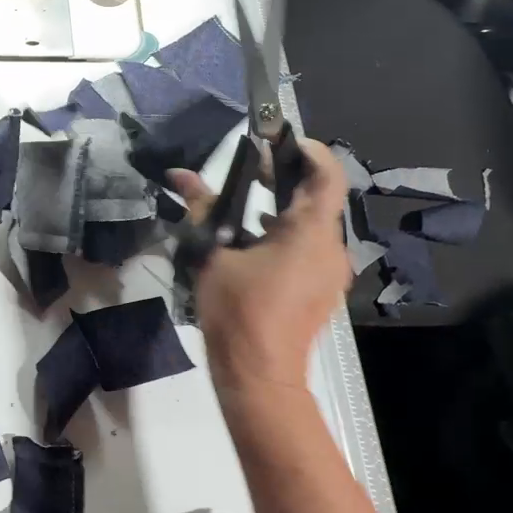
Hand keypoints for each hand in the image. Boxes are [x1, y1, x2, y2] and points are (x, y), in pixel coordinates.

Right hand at [166, 137, 350, 397]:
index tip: (277, 138)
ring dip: (285, 204)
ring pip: (313, 223)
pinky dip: (286, 229)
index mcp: (310, 234)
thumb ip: (204, 209)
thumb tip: (182, 175)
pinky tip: (253, 236)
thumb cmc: (237, 309)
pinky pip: (309, 245)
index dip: (309, 150)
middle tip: (251, 162)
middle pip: (319, 198)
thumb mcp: (212, 252)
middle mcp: (330, 249)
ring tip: (247, 196)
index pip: (326, 176)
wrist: (259, 373)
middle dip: (287, 175)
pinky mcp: (320, 288)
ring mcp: (329, 272)